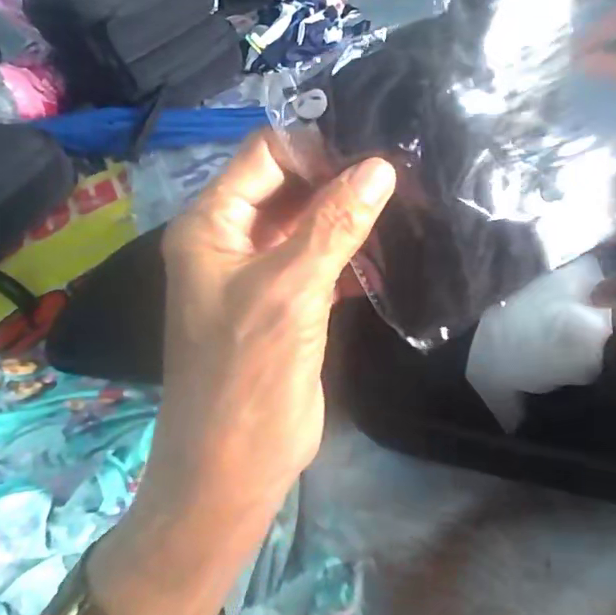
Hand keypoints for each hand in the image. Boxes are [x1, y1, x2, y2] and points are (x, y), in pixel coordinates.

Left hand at [89, 136, 393, 614]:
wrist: (231, 467)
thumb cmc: (246, 375)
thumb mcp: (290, 292)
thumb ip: (333, 225)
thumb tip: (380, 166)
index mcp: (209, 224)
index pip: (263, 156)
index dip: (314, 147)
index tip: (373, 148)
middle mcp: (227, 239)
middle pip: (285, 185)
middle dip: (336, 176)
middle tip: (400, 168)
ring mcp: (255, 271)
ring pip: (304, 222)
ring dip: (346, 213)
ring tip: (406, 197)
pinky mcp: (282, 301)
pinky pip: (315, 257)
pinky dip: (347, 250)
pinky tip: (390, 244)